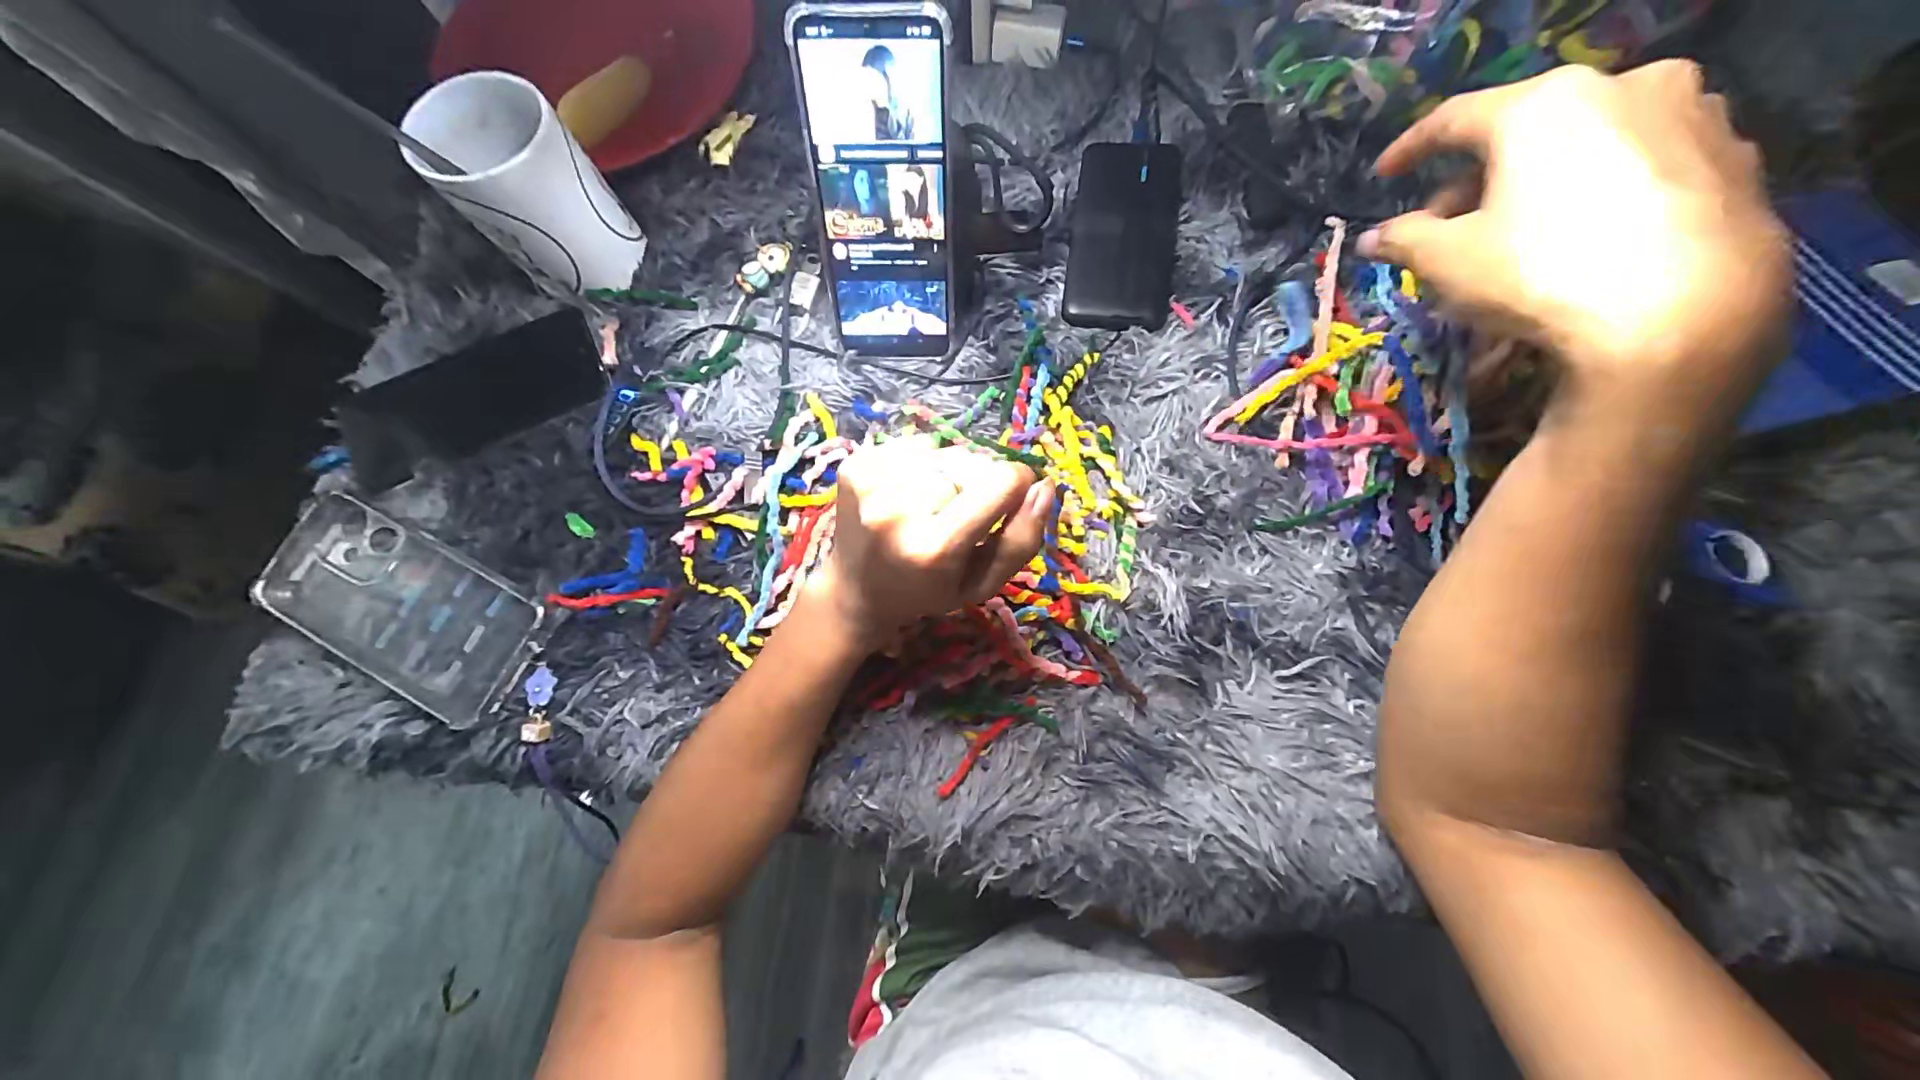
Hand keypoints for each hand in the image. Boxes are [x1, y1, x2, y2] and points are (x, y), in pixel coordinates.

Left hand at [802, 436, 1054, 648]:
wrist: (856, 591)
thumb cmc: (928, 591)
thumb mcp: (982, 583)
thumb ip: (1021, 540)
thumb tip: (1045, 486)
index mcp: (934, 548)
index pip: (1002, 481)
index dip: (1016, 486)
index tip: (1007, 504)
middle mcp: (898, 509)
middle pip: (973, 463)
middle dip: (977, 484)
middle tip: (955, 518)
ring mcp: (871, 483)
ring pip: (946, 452)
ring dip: (948, 474)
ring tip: (928, 509)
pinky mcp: (855, 464)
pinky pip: (916, 445)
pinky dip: (921, 465)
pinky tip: (907, 495)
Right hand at [1359, 61, 1791, 415]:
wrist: (1681, 312)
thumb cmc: (1540, 273)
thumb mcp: (1446, 262)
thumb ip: (1404, 240)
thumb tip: (1372, 239)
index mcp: (1542, 105)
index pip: (1453, 118)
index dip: (1410, 149)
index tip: (1385, 174)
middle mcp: (1622, 85)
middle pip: (1526, 130)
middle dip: (1478, 178)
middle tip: (1447, 225)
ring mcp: (1690, 112)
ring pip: (1587, 143)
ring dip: (1541, 182)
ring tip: (1517, 233)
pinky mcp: (1733, 153)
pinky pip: (1641, 164)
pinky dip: (1600, 192)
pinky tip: (1585, 237)